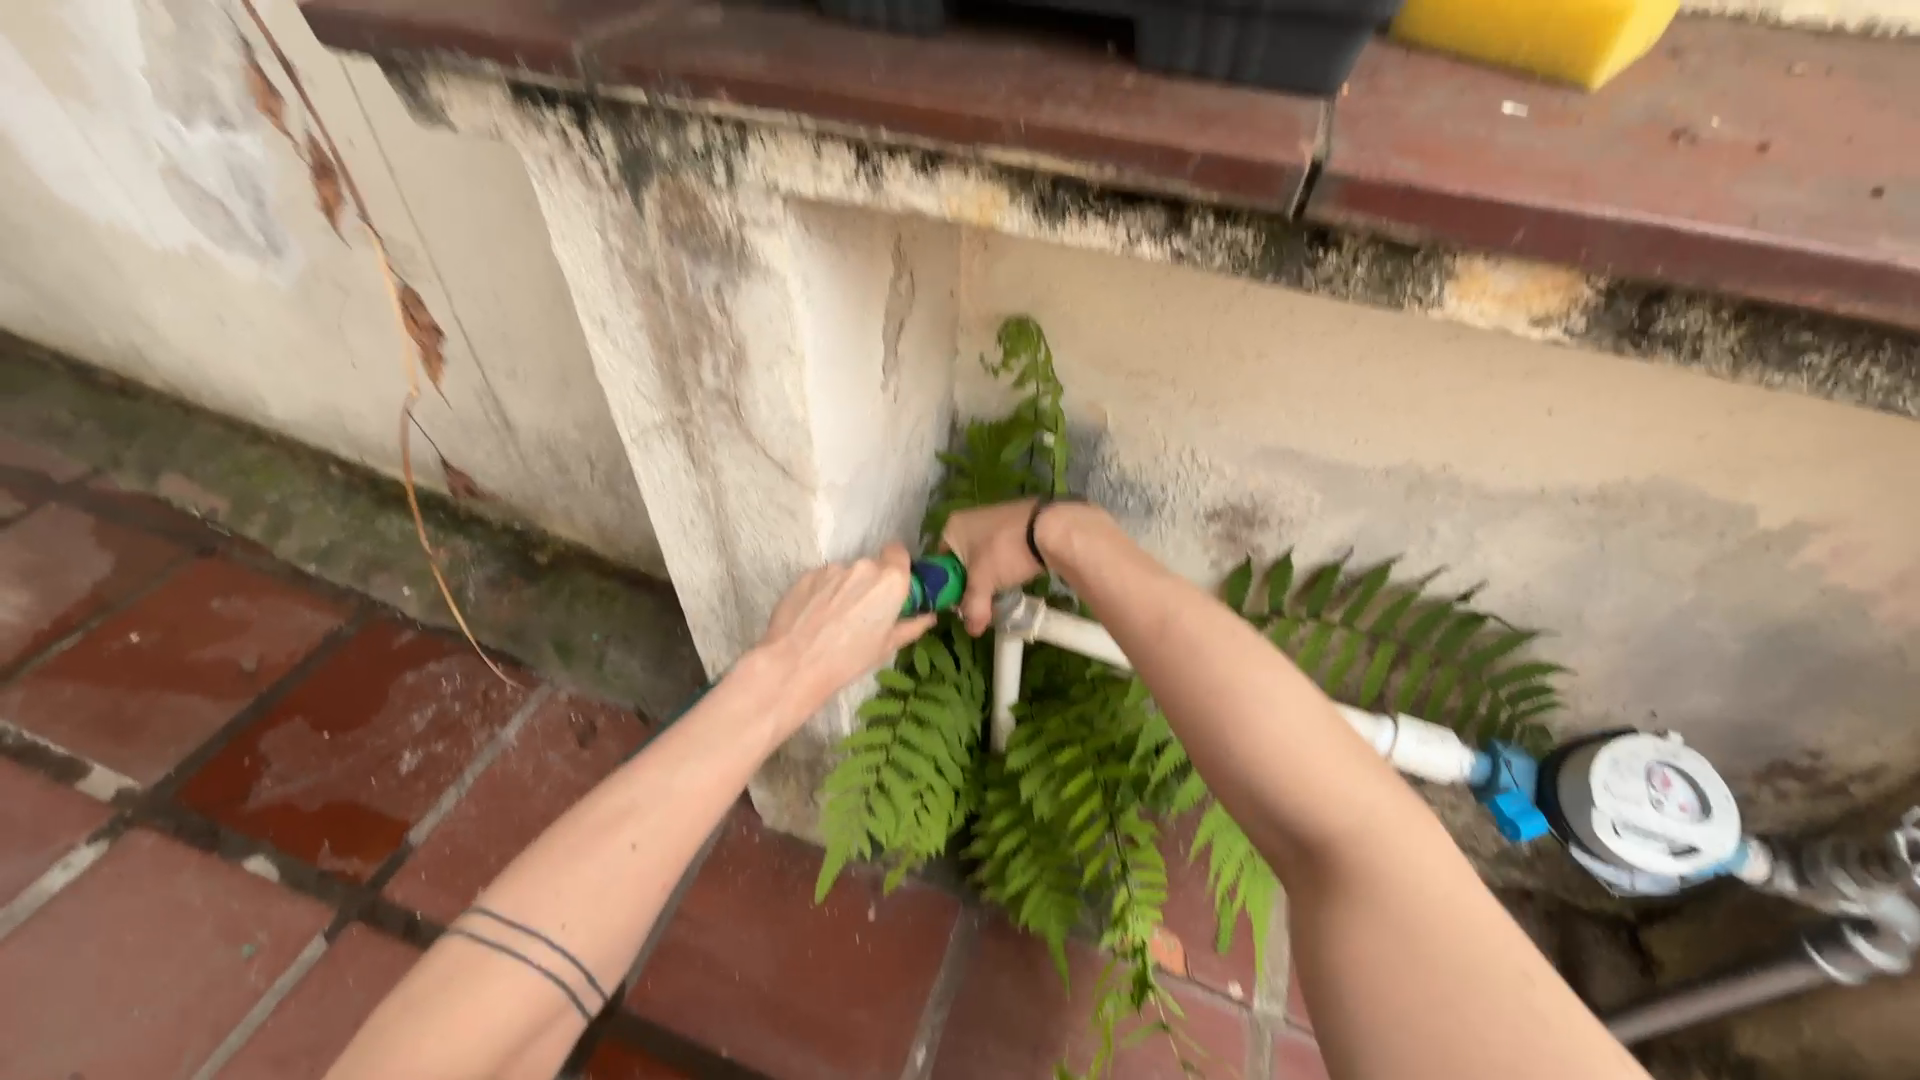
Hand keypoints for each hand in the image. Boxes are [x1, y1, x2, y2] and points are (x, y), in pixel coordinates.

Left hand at [755, 542, 935, 725]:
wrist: (796, 662)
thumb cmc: (850, 659)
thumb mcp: (887, 646)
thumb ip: (911, 626)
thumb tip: (929, 617)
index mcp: (891, 580)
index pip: (899, 552)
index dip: (897, 566)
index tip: (892, 586)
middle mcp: (863, 566)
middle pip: (872, 566)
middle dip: (870, 584)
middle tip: (862, 612)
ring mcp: (833, 569)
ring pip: (846, 574)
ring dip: (845, 588)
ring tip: (834, 618)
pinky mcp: (807, 574)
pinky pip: (823, 579)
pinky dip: (823, 592)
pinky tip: (815, 616)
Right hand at [941, 499, 1046, 635]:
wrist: (1049, 528)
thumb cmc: (1004, 550)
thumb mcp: (983, 583)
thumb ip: (973, 607)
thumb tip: (972, 631)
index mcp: (952, 528)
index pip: (940, 564)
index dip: (947, 587)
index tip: (959, 605)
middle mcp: (970, 520)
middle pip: (963, 562)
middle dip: (971, 585)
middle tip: (980, 604)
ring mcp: (994, 520)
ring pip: (985, 558)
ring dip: (990, 578)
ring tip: (999, 596)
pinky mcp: (1016, 525)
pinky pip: (1003, 552)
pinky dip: (1006, 567)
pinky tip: (1015, 580)